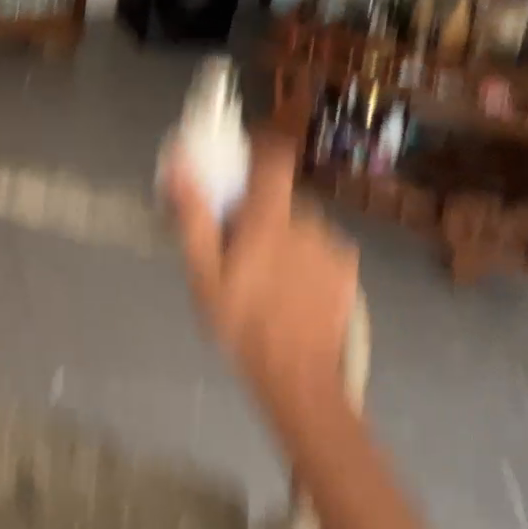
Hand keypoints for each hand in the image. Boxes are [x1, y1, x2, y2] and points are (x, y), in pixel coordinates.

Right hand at [163, 133, 357, 394]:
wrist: (298, 376)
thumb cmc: (241, 322)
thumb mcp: (203, 271)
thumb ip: (194, 214)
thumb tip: (179, 163)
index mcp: (271, 219)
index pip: (274, 160)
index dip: (258, 152)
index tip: (238, 166)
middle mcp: (309, 223)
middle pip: (280, 198)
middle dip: (258, 212)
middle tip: (235, 245)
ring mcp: (334, 248)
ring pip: (299, 224)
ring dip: (281, 235)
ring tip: (262, 274)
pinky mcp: (348, 271)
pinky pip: (319, 246)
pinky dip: (302, 256)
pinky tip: (289, 287)